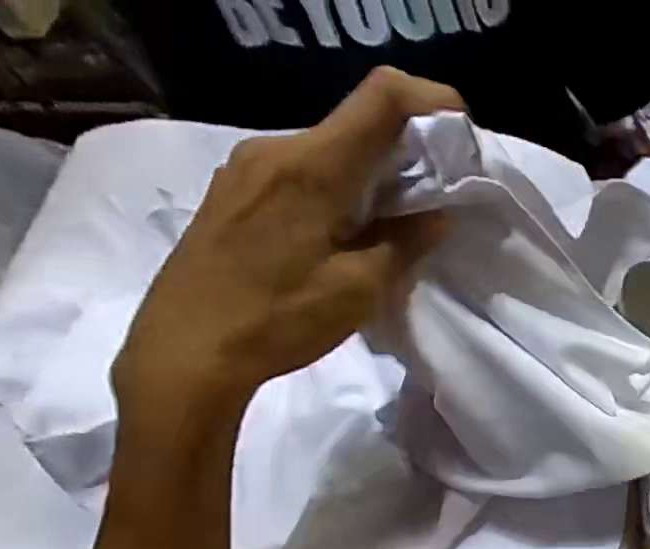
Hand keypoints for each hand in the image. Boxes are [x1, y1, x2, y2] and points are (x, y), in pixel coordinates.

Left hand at [113, 67, 461, 425]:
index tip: (462, 138)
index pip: (383, 97)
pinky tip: (346, 233)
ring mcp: (249, 166)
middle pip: (357, 123)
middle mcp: (277, 149)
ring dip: (372, 175)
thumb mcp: (357, 291)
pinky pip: (302, 171)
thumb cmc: (278, 320)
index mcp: (312, 168)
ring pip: (330, 151)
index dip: (433, 101)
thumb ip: (403, 244)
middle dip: (408, 151)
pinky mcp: (236, 190)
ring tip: (393, 226)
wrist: (187, 348)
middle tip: (437, 199)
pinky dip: (340, 190)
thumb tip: (438, 214)